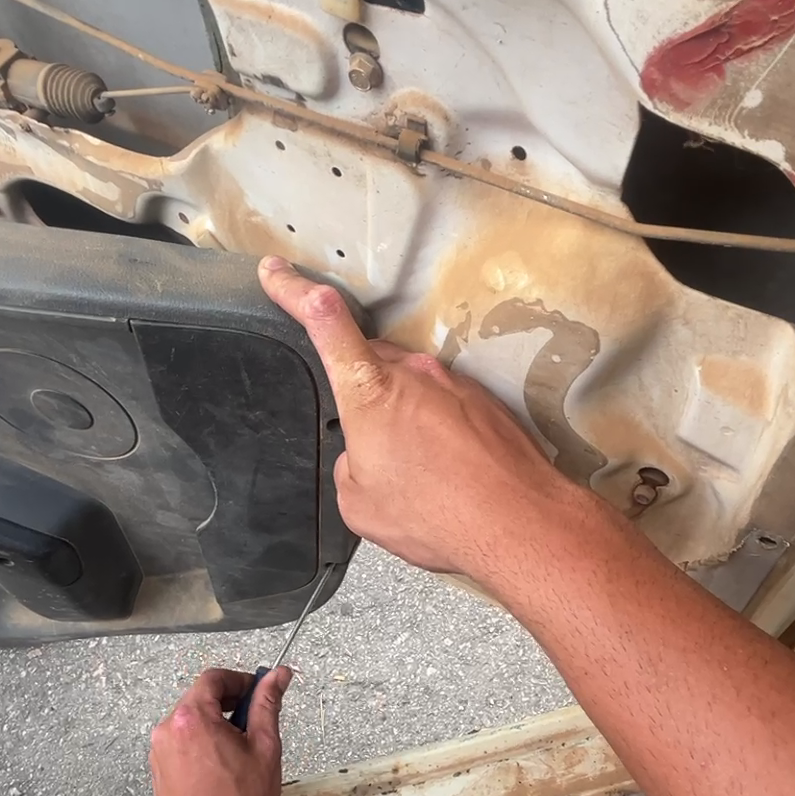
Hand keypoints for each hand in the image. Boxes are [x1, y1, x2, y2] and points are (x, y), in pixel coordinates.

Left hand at [149, 667, 291, 795]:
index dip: (239, 680)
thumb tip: (279, 674)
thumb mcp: (265, 746)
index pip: (213, 678)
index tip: (257, 694)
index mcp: (192, 717)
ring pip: (190, 721)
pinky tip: (220, 766)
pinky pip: (180, 742)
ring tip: (239, 749)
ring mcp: (159, 752)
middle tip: (253, 722)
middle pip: (199, 698)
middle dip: (228, 702)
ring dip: (214, 723)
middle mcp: (168, 729)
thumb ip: (268, 704)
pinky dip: (200, 742)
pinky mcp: (158, 771)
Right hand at [258, 256, 589, 580]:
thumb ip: (348, 466)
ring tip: (418, 471)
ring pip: (412, 388)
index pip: (324, 320)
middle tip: (371, 444)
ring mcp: (454, 384)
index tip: (277, 272)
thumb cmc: (439, 513)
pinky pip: (447, 406)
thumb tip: (361, 457)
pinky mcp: (486, 401)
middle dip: (364, 396)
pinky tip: (446, 470)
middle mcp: (414, 375)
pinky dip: (439, 432)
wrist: (517, 523)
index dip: (293, 291)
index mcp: (369, 391)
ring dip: (406, 420)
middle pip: (372, 362)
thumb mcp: (360, 503)